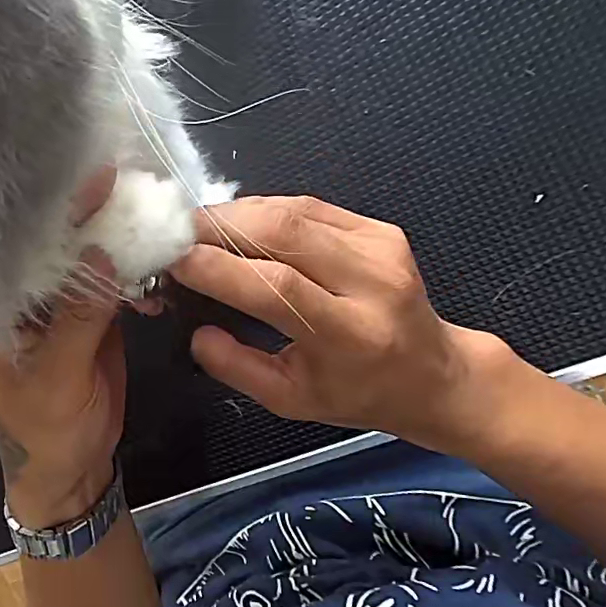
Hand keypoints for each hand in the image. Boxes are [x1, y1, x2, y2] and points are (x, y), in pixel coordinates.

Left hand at [0, 170, 127, 528]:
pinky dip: (133, 276)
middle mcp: (26, 302)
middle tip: (127, 182)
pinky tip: (154, 268)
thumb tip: (100, 254)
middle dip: (90, 217)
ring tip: (148, 217)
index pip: (25, 252)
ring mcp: (60, 309)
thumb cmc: (48, 429)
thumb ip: (77, 317)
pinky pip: (111, 287)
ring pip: (87, 264)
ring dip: (117, 243)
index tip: (93, 178)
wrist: (73, 468)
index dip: (57, 214)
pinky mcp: (90, 319)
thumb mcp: (59, 377)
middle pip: (57, 248)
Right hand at [169, 196, 532, 454]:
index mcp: (349, 336)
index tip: (173, 261)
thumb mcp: (290, 400)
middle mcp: (371, 283)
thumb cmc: (357, 393)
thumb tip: (196, 331)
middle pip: (283, 233)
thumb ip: (236, 367)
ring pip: (293, 210)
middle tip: (177, 234)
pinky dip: (265, 209)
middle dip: (219, 226)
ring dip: (237, 213)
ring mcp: (380, 248)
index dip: (218, 268)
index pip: (276, 287)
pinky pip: (310, 206)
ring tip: (200, 227)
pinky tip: (240, 222)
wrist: (432, 371)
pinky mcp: (380, 229)